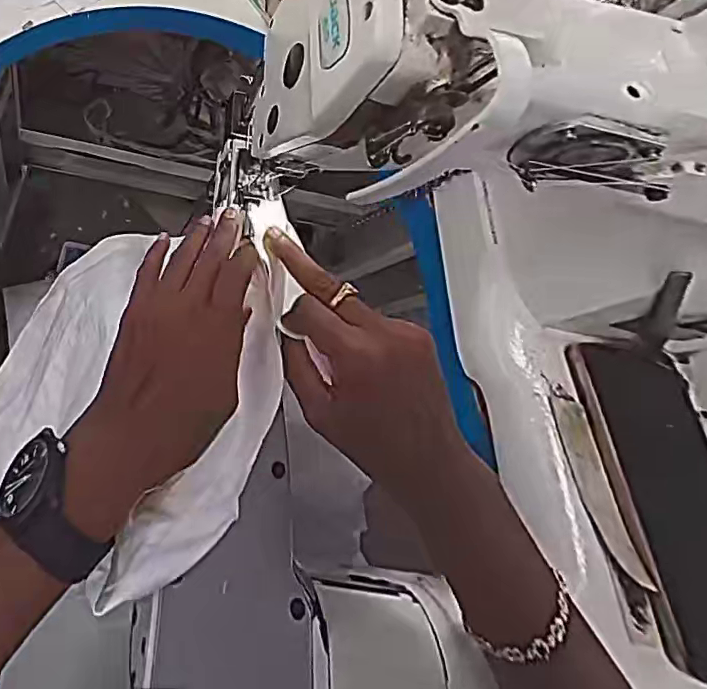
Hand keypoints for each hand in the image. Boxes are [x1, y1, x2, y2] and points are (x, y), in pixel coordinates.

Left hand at [64, 211, 260, 540]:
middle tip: (233, 216)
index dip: (246, 257)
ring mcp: (158, 308)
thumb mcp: (225, 391)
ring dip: (195, 237)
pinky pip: (146, 272)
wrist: (129, 437)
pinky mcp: (135, 313)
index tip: (252, 248)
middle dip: (224, 234)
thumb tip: (238, 317)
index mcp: (216, 327)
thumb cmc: (179, 425)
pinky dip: (156, 253)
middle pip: (210, 259)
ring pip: (180, 259)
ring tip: (206, 221)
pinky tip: (163, 241)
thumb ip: (231, 346)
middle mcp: (187, 309)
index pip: (236, 276)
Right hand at [265, 229, 477, 504]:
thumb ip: (297, 364)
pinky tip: (363, 361)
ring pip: (354, 304)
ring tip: (334, 350)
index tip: (275, 289)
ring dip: (336, 313)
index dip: (289, 307)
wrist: (431, 461)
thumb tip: (285, 332)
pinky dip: (361, 330)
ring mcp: (405, 332)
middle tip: (282, 244)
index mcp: (357, 356)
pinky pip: (376, 319)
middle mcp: (385, 336)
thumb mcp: (319, 413)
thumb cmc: (379, 447)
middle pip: (333, 289)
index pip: (310, 305)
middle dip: (303, 267)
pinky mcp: (417, 334)